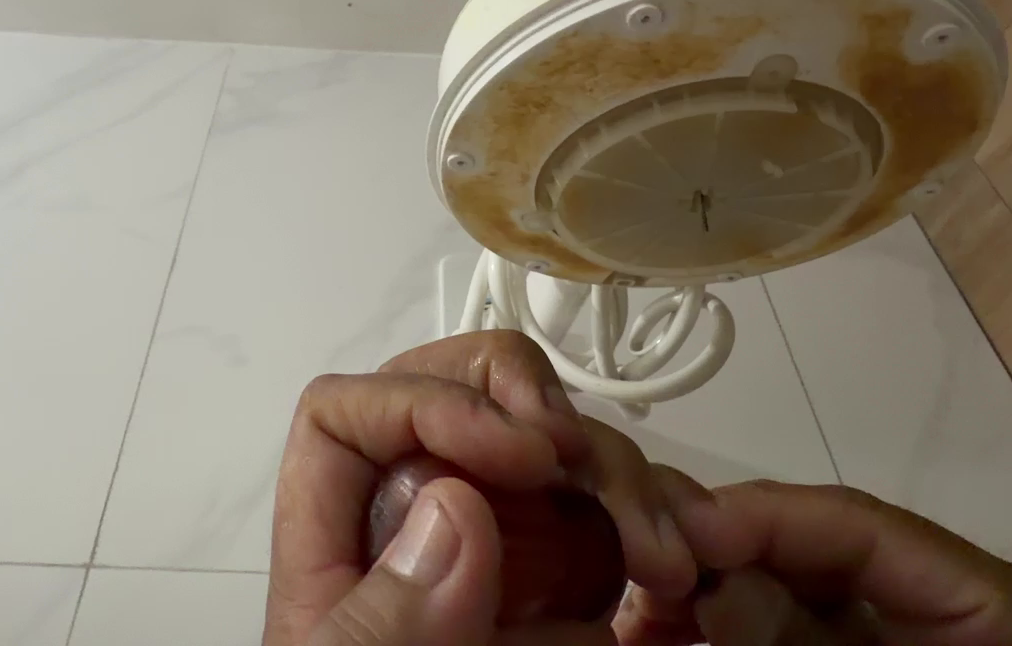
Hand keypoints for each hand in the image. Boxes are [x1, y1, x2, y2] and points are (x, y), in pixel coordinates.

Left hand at [262, 331, 696, 645]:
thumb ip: (389, 622)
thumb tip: (459, 513)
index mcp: (340, 535)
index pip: (349, 414)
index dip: (428, 403)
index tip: (514, 452)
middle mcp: (414, 508)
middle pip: (452, 389)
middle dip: (527, 402)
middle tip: (575, 458)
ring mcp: (490, 530)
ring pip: (542, 435)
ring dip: (608, 471)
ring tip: (658, 556)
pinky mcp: (554, 570)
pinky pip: (599, 505)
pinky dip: (644, 518)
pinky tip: (671, 571)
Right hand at [615, 472, 1011, 645]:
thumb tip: (715, 589)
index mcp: (984, 601)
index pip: (854, 522)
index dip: (758, 514)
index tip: (678, 528)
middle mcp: (926, 603)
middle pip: (801, 549)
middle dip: (712, 552)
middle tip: (637, 571)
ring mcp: (881, 637)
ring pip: (774, 590)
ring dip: (700, 597)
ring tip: (637, 616)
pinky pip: (772, 633)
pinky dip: (721, 633)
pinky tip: (665, 634)